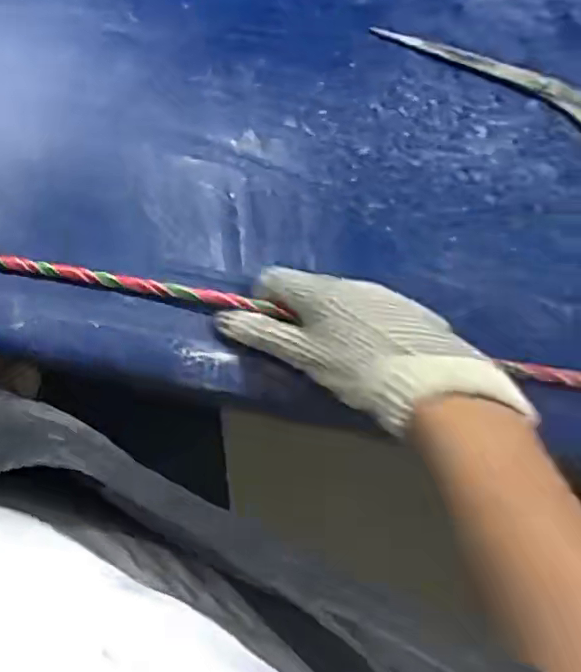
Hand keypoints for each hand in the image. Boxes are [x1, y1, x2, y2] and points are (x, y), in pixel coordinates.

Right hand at [215, 268, 535, 434]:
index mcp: (318, 289)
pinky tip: (378, 354)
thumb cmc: (357, 369)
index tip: (271, 329)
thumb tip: (223, 318)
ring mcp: (392, 298)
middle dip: (299, 311)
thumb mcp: (300, 354)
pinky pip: (378, 313)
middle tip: (305, 344)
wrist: (447, 393)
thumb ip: (258, 333)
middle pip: (308, 289)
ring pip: (344, 301)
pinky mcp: (423, 316)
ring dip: (334, 319)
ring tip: (344, 351)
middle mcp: (353, 284)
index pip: (271, 278)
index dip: (263, 302)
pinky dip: (367, 327)